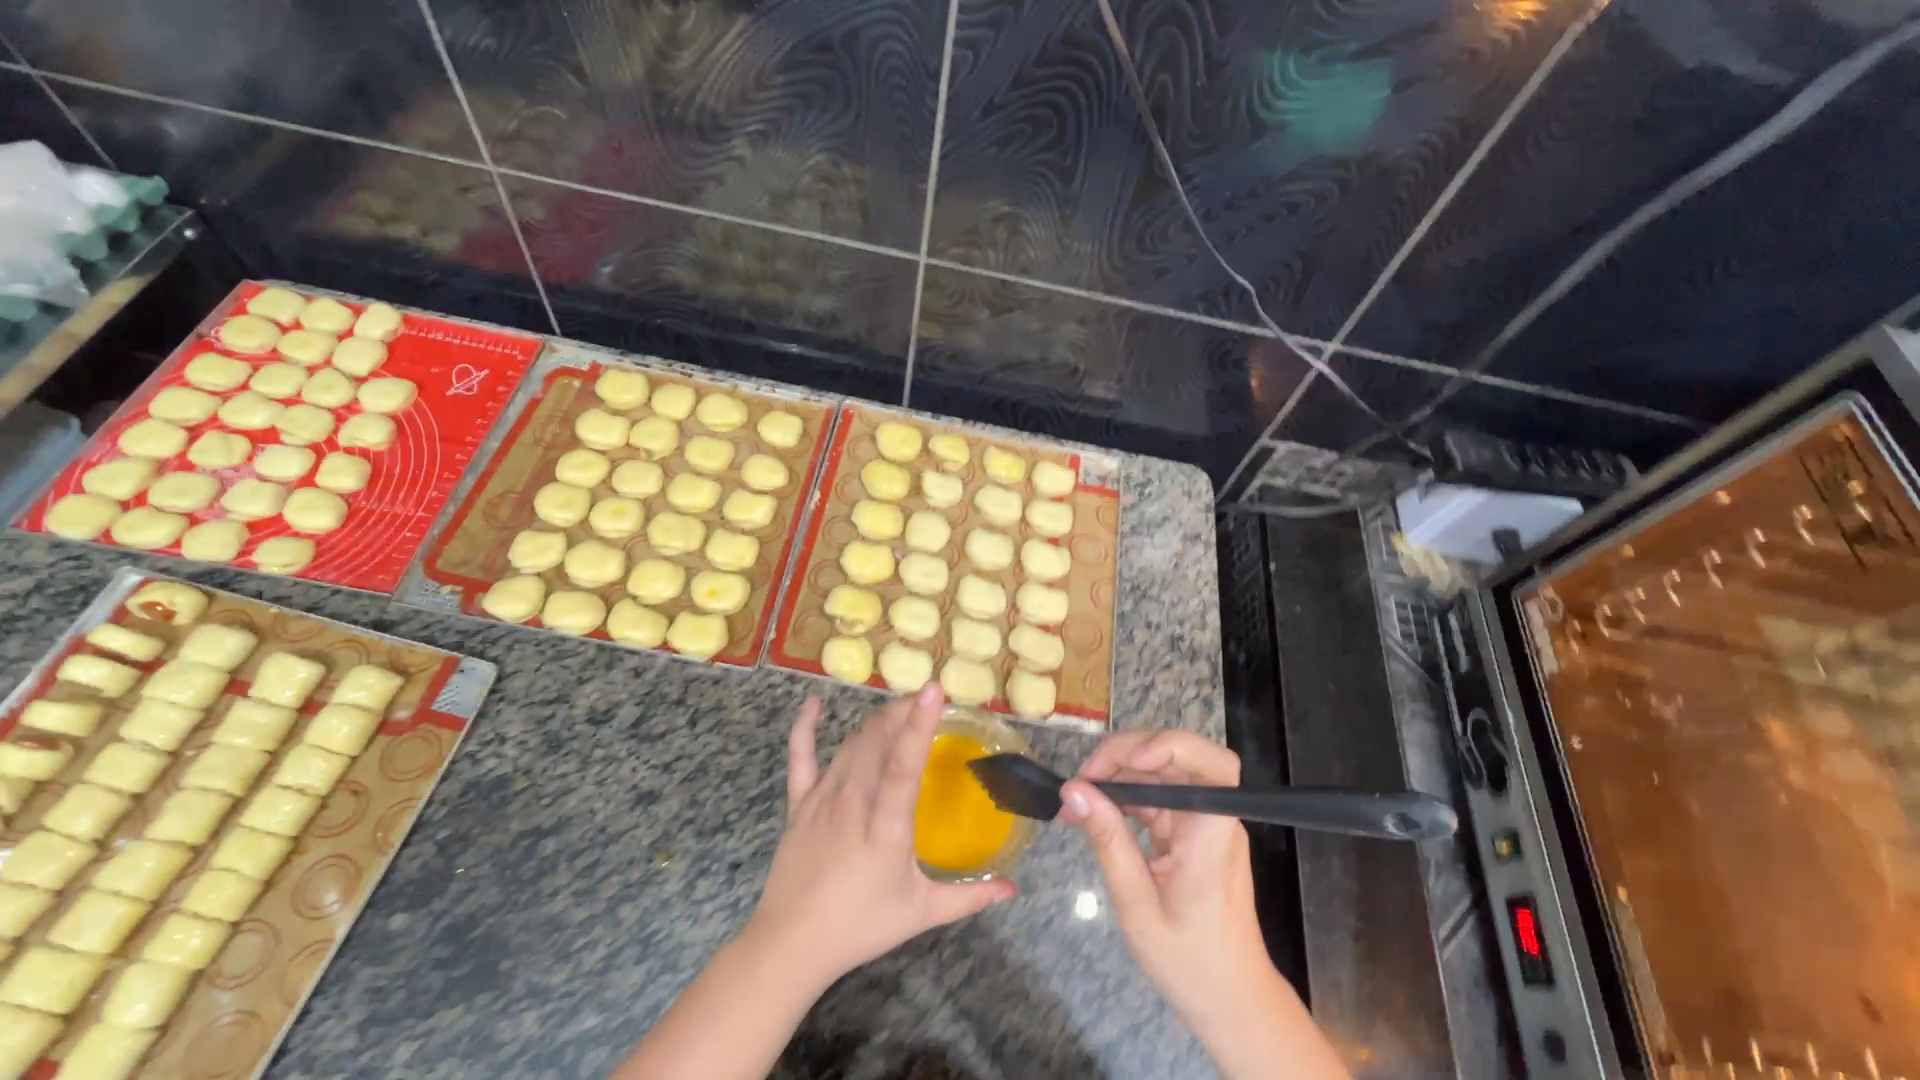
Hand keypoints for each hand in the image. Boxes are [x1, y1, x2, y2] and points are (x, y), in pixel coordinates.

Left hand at [740, 684, 1016, 988]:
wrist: (791, 944)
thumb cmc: (860, 927)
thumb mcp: (921, 913)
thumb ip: (970, 898)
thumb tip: (1013, 888)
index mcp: (885, 828)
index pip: (903, 766)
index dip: (918, 725)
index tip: (932, 691)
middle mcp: (852, 803)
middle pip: (877, 742)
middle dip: (902, 712)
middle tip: (926, 700)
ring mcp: (821, 799)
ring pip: (851, 744)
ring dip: (876, 721)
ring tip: (900, 707)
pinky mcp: (798, 804)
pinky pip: (800, 757)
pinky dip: (805, 727)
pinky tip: (815, 704)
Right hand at [1059, 731, 1266, 1016]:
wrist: (1230, 998)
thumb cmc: (1189, 961)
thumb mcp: (1137, 904)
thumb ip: (1108, 841)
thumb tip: (1075, 790)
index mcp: (1212, 832)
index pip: (1212, 764)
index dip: (1171, 746)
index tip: (1127, 762)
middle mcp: (1214, 817)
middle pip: (1179, 758)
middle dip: (1126, 756)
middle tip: (1082, 779)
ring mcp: (1204, 823)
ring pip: (1164, 772)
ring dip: (1120, 775)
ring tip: (1080, 796)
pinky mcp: (1192, 833)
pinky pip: (1159, 797)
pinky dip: (1126, 797)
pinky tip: (1096, 811)